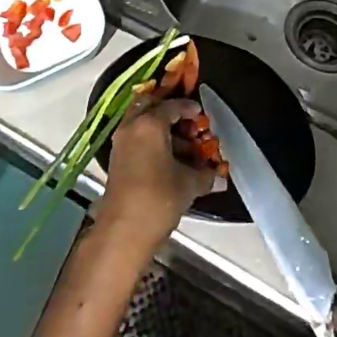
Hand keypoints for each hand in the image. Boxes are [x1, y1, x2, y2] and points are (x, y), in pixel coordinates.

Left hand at [97, 99, 213, 241]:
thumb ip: (206, 175)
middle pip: (149, 107)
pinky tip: (170, 161)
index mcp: (149, 124)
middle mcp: (132, 127)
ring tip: (185, 147)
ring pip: (142, 124)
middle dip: (168, 111)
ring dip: (161, 129)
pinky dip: (152, 142)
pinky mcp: (117, 159)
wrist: (124, 230)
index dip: (189, 108)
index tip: (200, 113)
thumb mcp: (189, 184)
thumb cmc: (158, 198)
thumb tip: (218, 176)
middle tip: (187, 122)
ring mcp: (121, 143)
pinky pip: (137, 139)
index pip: (172, 106)